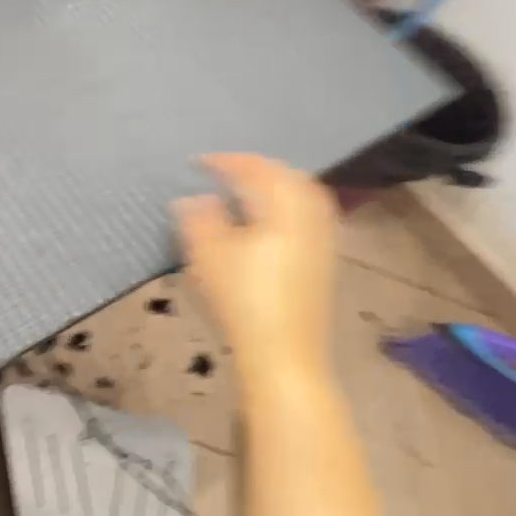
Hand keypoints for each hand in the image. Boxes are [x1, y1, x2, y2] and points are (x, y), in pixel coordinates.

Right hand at [173, 154, 338, 375]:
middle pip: (290, 178)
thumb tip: (193, 198)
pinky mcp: (321, 264)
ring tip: (244, 189)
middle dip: (257, 168)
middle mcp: (310, 219)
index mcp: (284, 210)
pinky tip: (263, 220)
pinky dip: (284, 206)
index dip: (226, 162)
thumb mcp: (208, 254)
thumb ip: (199, 218)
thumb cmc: (243, 299)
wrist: (284, 354)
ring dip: (274, 186)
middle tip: (225, 169)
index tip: (196, 163)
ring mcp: (322, 242)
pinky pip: (307, 217)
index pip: (257, 171)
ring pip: (303, 197)